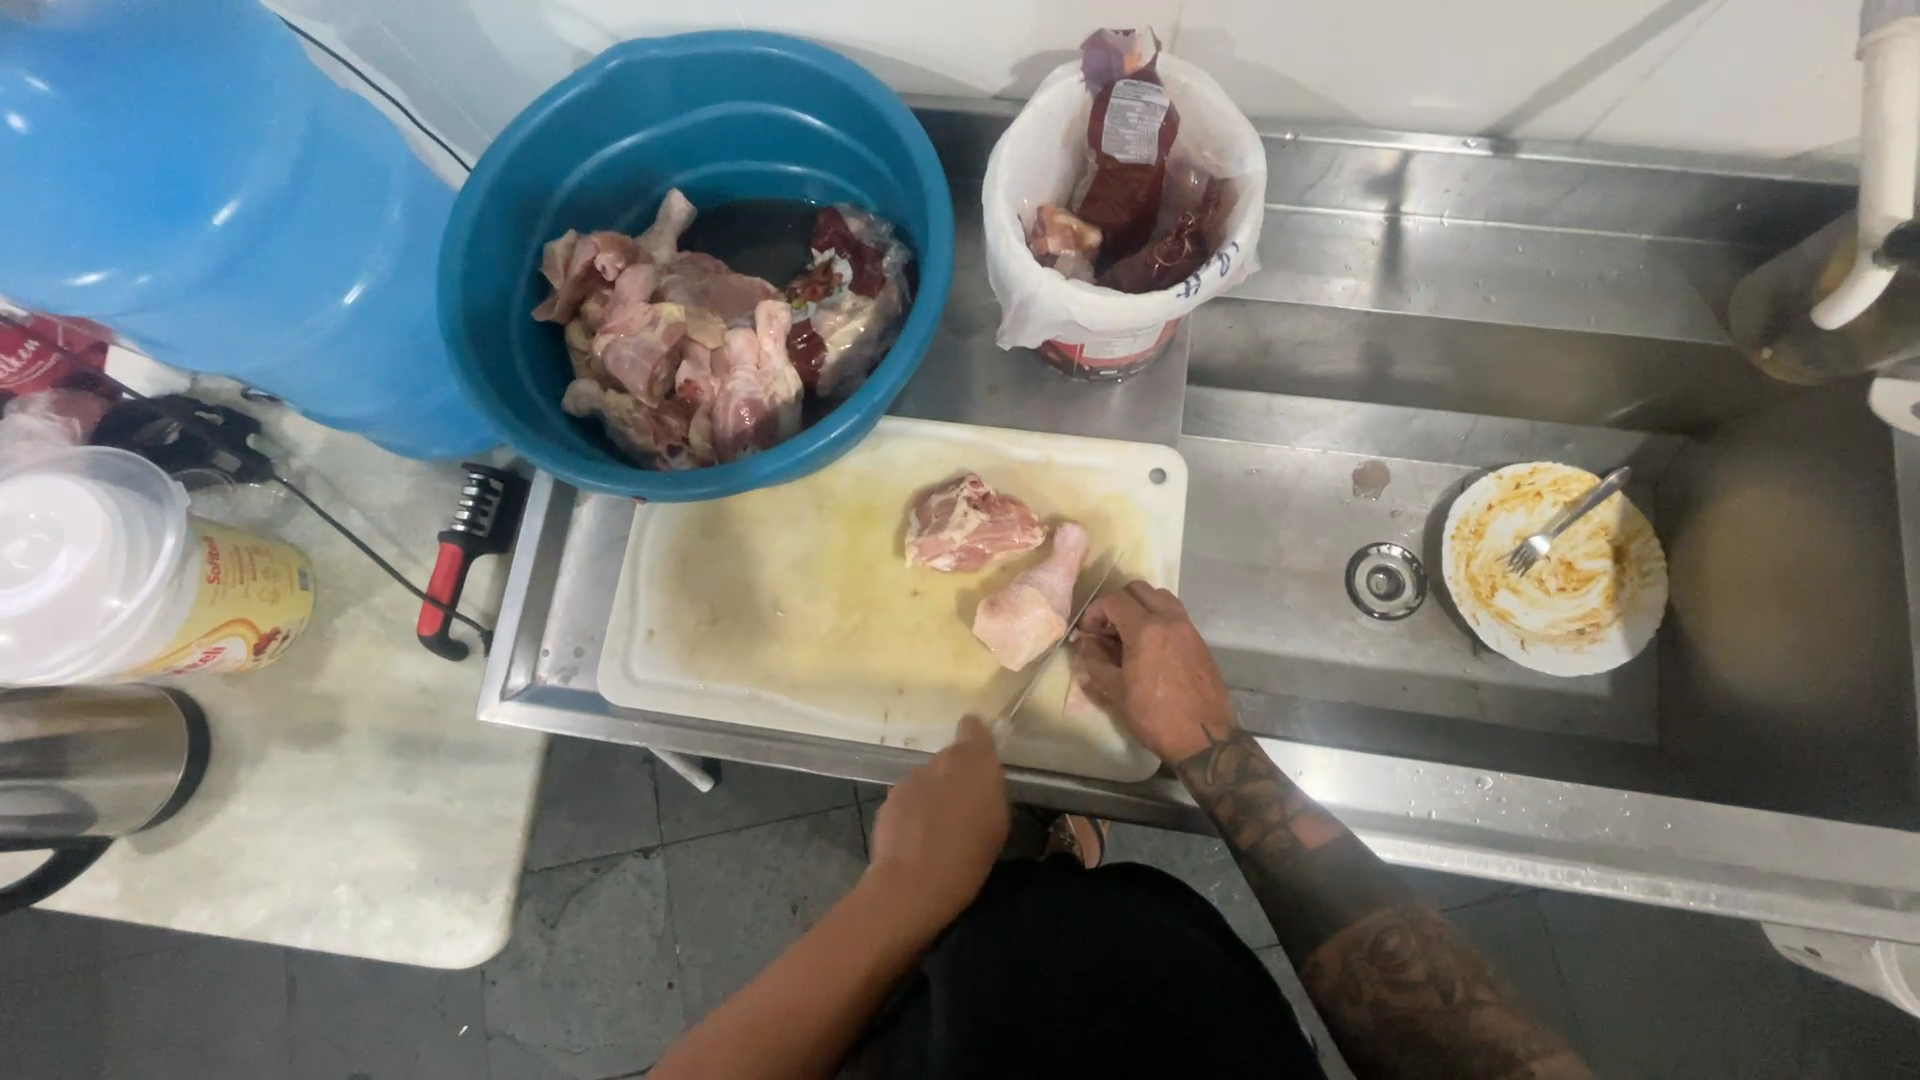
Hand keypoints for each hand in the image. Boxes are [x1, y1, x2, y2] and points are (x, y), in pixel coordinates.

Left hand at [865, 716, 1009, 933]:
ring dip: (934, 794)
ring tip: (938, 830)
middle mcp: (941, 761)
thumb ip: (990, 791)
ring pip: (928, 778)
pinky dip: (914, 810)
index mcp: (974, 762)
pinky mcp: (890, 797)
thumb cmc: (969, 857)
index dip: (975, 736)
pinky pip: (909, 796)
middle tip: (962, 808)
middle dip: (956, 775)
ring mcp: (912, 777)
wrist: (912, 883)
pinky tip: (917, 838)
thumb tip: (980, 781)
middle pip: (950, 757)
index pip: (973, 727)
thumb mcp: (997, 824)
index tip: (979, 756)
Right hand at [1074, 580, 1236, 763]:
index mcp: (1146, 630)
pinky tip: (1149, 647)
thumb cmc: (1155, 717)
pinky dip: (1157, 618)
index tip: (1087, 633)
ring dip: (1139, 606)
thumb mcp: (1116, 692)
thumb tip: (1086, 646)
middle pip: (1138, 589)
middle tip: (1106, 630)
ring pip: (1160, 597)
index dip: (1094, 612)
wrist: (1204, 738)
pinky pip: (1175, 614)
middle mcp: (1169, 620)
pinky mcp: (1199, 641)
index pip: (1114, 600)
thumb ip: (1095, 663)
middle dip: (1116, 603)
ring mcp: (1188, 628)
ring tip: (1128, 634)